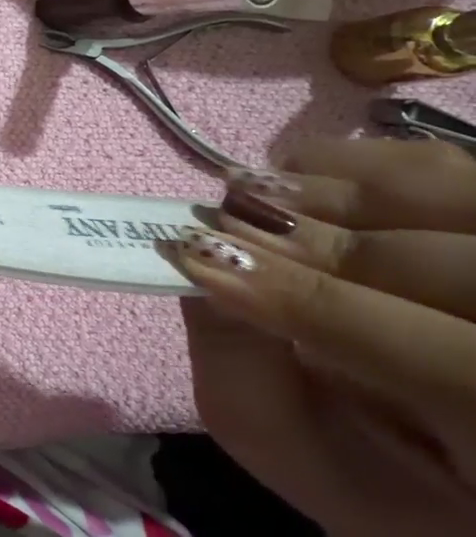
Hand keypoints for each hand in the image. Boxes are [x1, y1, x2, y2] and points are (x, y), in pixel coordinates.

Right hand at [172, 139, 475, 535]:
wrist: (469, 451)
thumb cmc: (386, 480)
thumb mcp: (309, 465)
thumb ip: (245, 384)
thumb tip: (198, 273)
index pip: (454, 368)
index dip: (315, 305)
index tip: (195, 260)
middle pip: (454, 273)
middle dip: (315, 242)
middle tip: (216, 223)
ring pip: (458, 199)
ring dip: (340, 190)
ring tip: (252, 193)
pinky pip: (454, 170)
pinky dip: (372, 163)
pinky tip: (306, 181)